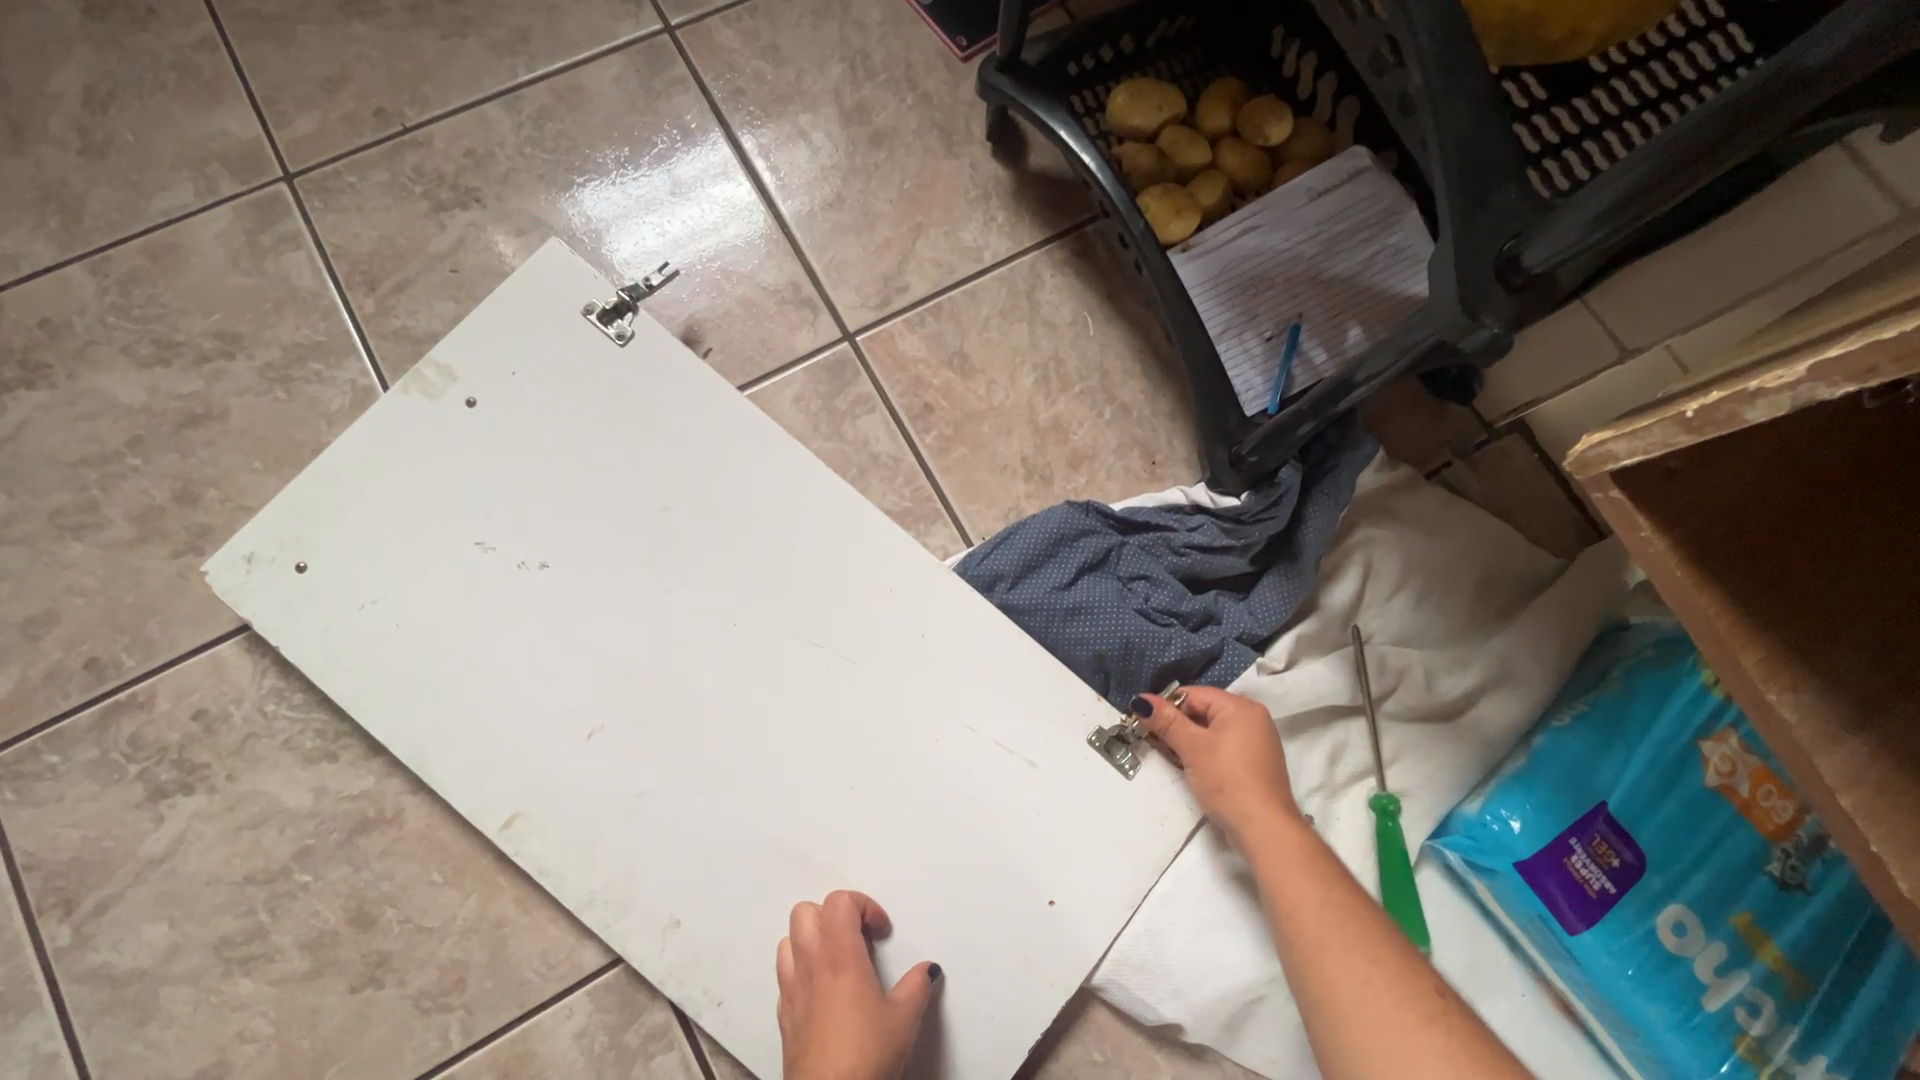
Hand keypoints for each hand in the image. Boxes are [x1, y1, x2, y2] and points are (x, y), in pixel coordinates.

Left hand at [777, 890, 939, 1079]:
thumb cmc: (866, 1057)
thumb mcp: (904, 1019)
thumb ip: (917, 986)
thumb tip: (927, 970)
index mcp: (839, 957)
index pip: (839, 901)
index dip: (863, 905)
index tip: (881, 931)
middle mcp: (810, 966)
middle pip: (805, 912)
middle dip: (833, 915)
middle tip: (859, 938)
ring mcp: (791, 990)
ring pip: (789, 940)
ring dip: (812, 939)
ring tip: (840, 961)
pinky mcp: (784, 1015)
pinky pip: (785, 974)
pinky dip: (802, 970)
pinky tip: (825, 993)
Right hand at [1132, 686, 1299, 847]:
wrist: (1264, 829)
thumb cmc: (1227, 781)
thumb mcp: (1192, 748)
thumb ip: (1166, 721)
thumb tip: (1140, 699)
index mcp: (1240, 707)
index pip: (1193, 694)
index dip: (1166, 706)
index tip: (1143, 723)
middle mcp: (1252, 718)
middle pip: (1202, 711)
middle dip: (1176, 725)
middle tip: (1152, 741)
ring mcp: (1255, 742)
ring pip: (1211, 731)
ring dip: (1188, 741)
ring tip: (1169, 756)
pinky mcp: (1253, 764)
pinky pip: (1222, 747)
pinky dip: (1204, 753)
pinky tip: (1190, 767)